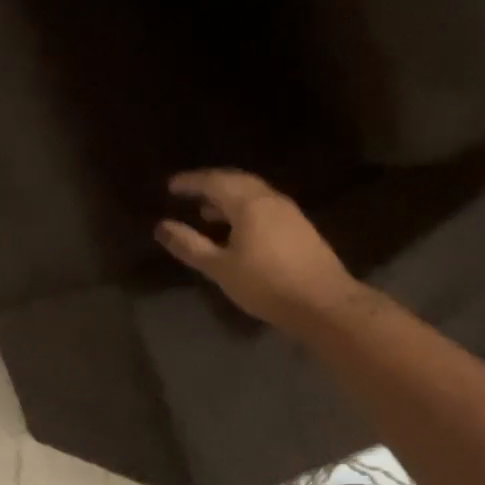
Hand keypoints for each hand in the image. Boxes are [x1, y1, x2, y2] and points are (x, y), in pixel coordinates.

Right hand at [155, 169, 361, 328]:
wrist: (321, 302)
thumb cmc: (265, 283)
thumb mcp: (219, 267)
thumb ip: (190, 245)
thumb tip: (162, 227)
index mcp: (250, 204)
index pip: (215, 182)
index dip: (191, 182)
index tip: (171, 185)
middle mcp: (271, 200)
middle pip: (237, 182)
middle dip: (211, 185)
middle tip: (188, 192)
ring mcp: (289, 213)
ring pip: (252, 195)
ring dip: (227, 199)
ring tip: (206, 212)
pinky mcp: (298, 228)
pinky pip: (263, 208)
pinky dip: (242, 211)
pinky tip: (235, 230)